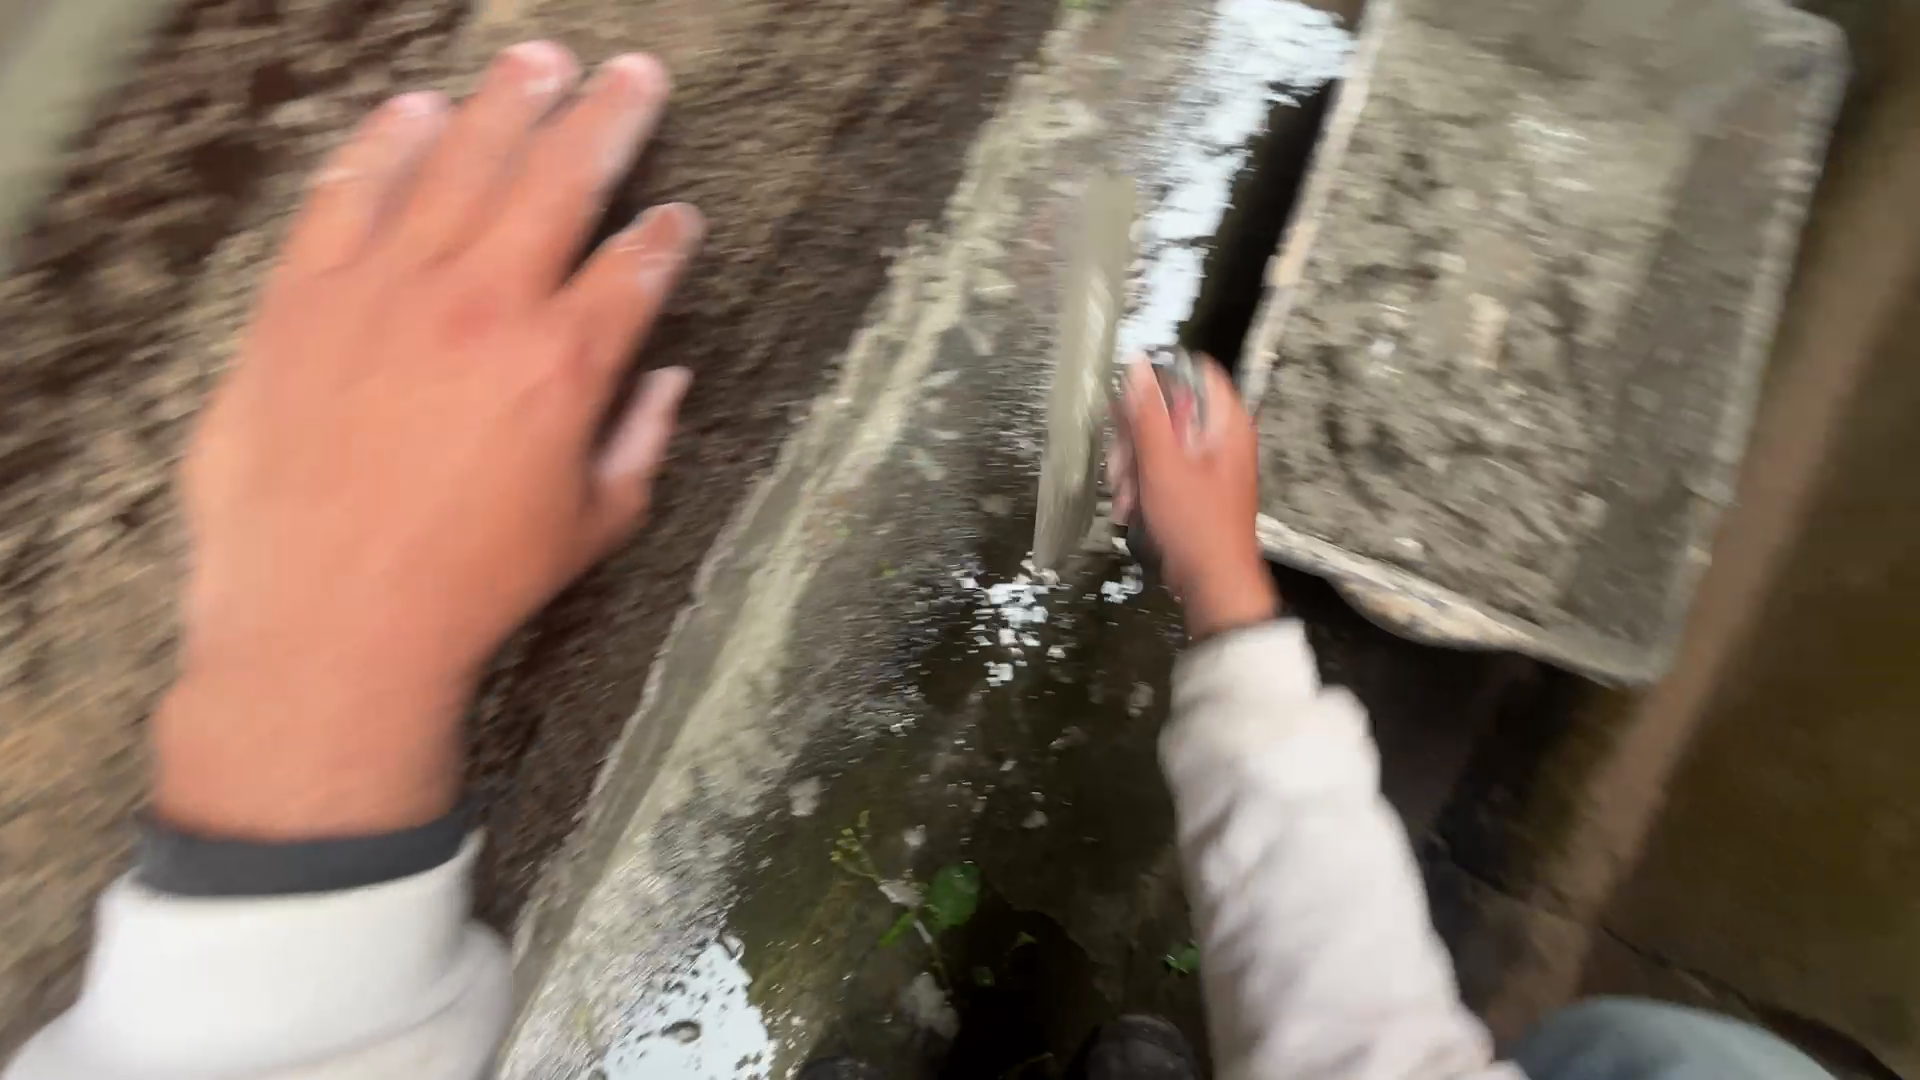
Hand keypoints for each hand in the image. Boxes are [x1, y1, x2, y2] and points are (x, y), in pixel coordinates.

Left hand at [154, 42, 702, 838]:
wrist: (336, 619)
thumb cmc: (487, 576)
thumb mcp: (600, 519)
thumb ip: (643, 437)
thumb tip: (670, 380)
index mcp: (567, 366)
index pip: (636, 270)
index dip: (668, 237)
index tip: (683, 216)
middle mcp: (485, 308)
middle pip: (559, 183)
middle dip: (608, 121)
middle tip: (638, 75)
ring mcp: (388, 292)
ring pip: (458, 166)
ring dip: (506, 105)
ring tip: (539, 58)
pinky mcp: (305, 300)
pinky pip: (349, 196)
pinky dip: (385, 146)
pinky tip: (417, 110)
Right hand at [1114, 357, 1278, 639]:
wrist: (1212, 581)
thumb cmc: (1197, 527)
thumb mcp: (1162, 465)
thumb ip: (1147, 413)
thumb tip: (1137, 367)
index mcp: (1225, 423)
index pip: (1194, 373)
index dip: (1158, 382)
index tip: (1130, 402)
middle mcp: (1219, 437)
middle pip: (1167, 410)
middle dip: (1134, 437)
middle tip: (1122, 463)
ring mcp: (1206, 462)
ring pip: (1156, 441)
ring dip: (1131, 465)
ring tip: (1126, 495)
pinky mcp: (1192, 485)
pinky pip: (1158, 468)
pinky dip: (1141, 483)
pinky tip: (1131, 505)